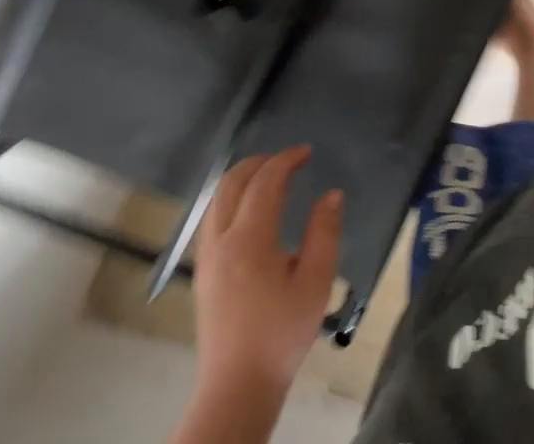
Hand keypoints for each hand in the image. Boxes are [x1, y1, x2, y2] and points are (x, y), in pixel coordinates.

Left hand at [192, 146, 342, 391]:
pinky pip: (211, 219)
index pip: (264, 183)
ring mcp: (206, 257)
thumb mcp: (316, 282)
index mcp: (249, 240)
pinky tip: (248, 212)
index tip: (306, 152)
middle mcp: (220, 240)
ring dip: (241, 180)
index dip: (285, 160)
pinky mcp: (202, 272)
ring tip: (269, 178)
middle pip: (231, 184)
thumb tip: (331, 195)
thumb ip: (324, 233)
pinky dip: (229, 200)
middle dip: (258, 163)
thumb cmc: (282, 332)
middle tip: (287, 159)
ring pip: (215, 200)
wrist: (239, 382)